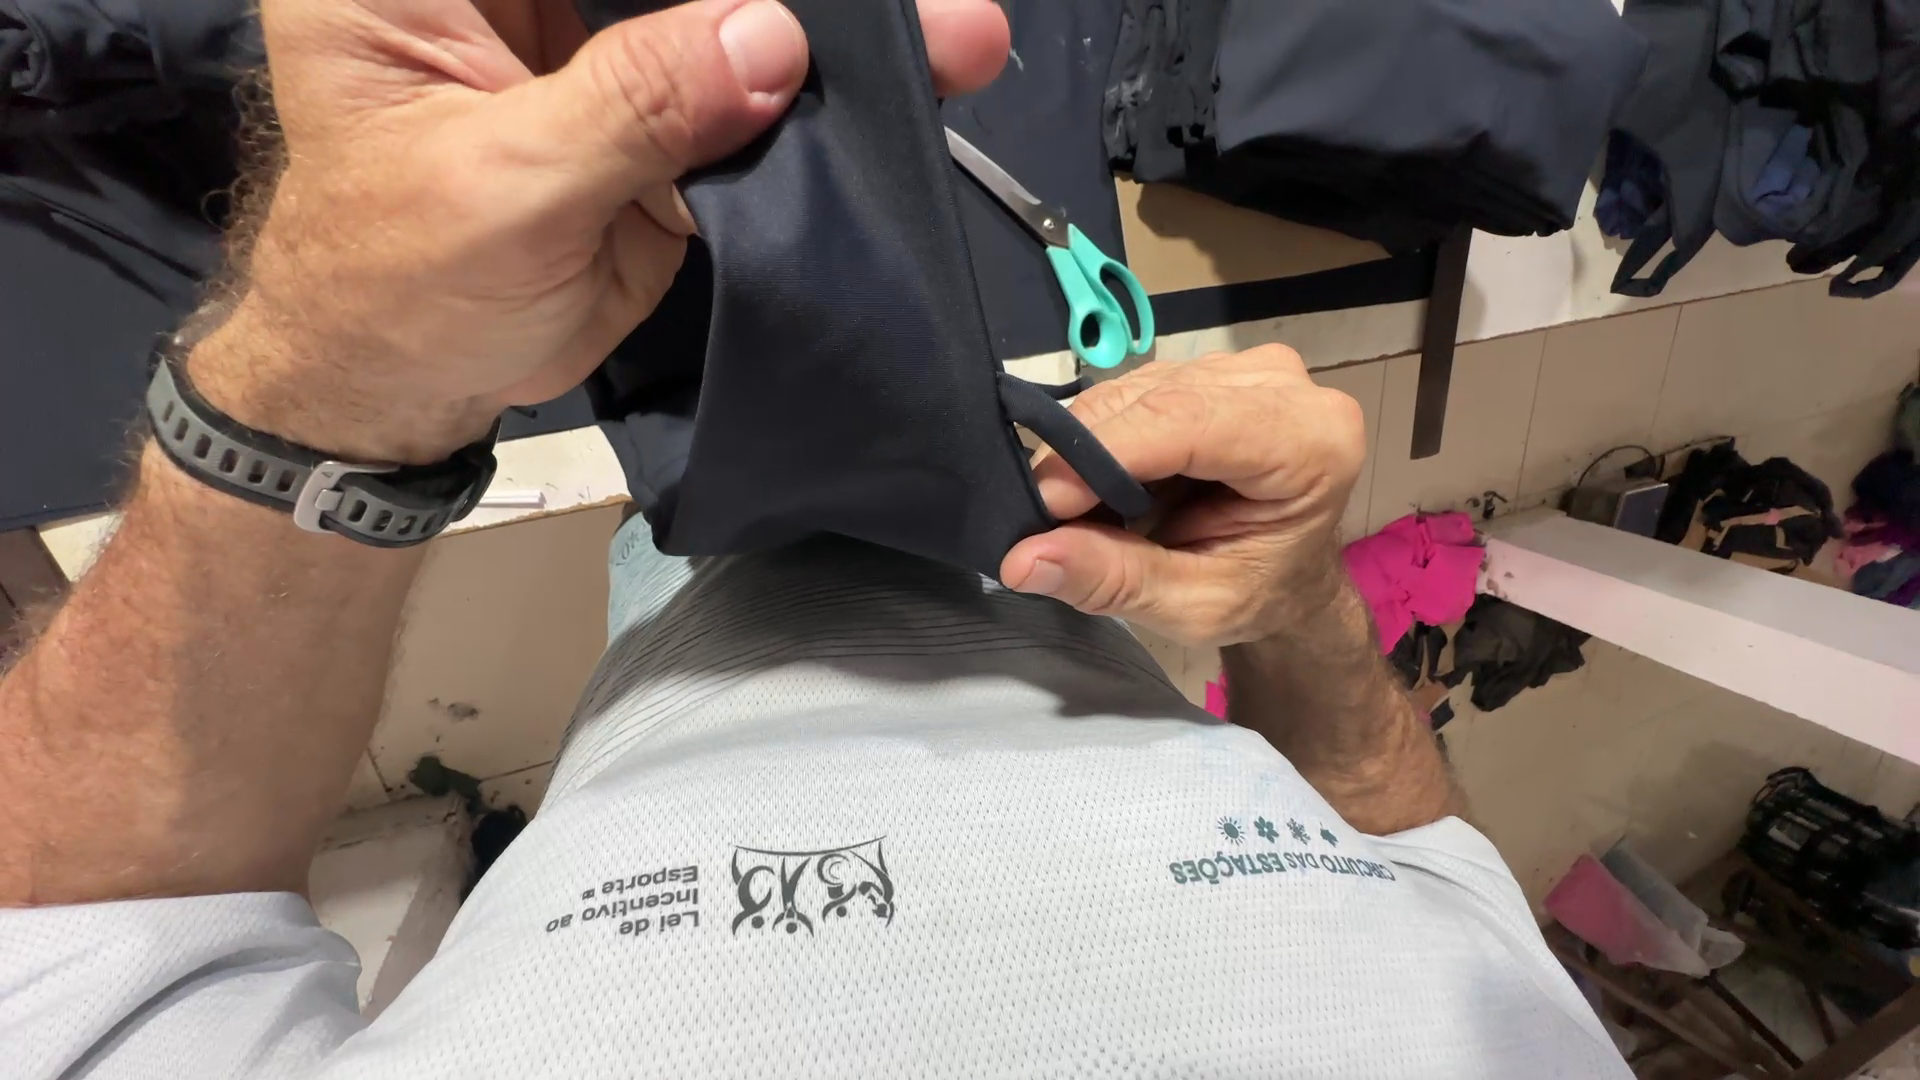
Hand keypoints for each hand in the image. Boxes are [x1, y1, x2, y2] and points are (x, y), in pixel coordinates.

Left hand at [188, 0, 1010, 463]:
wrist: (427, 379)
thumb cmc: (408, 279)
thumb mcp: (511, 184)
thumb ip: (635, 106)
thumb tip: (774, 40)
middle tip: (928, 12)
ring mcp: (612, 69)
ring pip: (730, 34)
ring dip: (829, 46)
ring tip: (948, 44)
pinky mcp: (665, 142)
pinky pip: (748, 117)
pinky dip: (813, 122)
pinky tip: (897, 103)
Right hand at [999, 346, 1367, 646]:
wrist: (1287, 578)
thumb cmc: (1257, 596)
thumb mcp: (1191, 608)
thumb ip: (1113, 581)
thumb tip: (1022, 559)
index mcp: (1309, 444)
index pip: (1184, 421)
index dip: (1100, 456)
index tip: (1040, 507)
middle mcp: (1284, 387)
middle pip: (1151, 400)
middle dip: (1082, 457)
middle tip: (1047, 520)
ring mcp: (1245, 368)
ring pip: (1130, 391)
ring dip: (1086, 449)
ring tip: (1083, 509)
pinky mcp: (1210, 369)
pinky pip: (1130, 391)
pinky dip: (1099, 438)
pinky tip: (1103, 481)